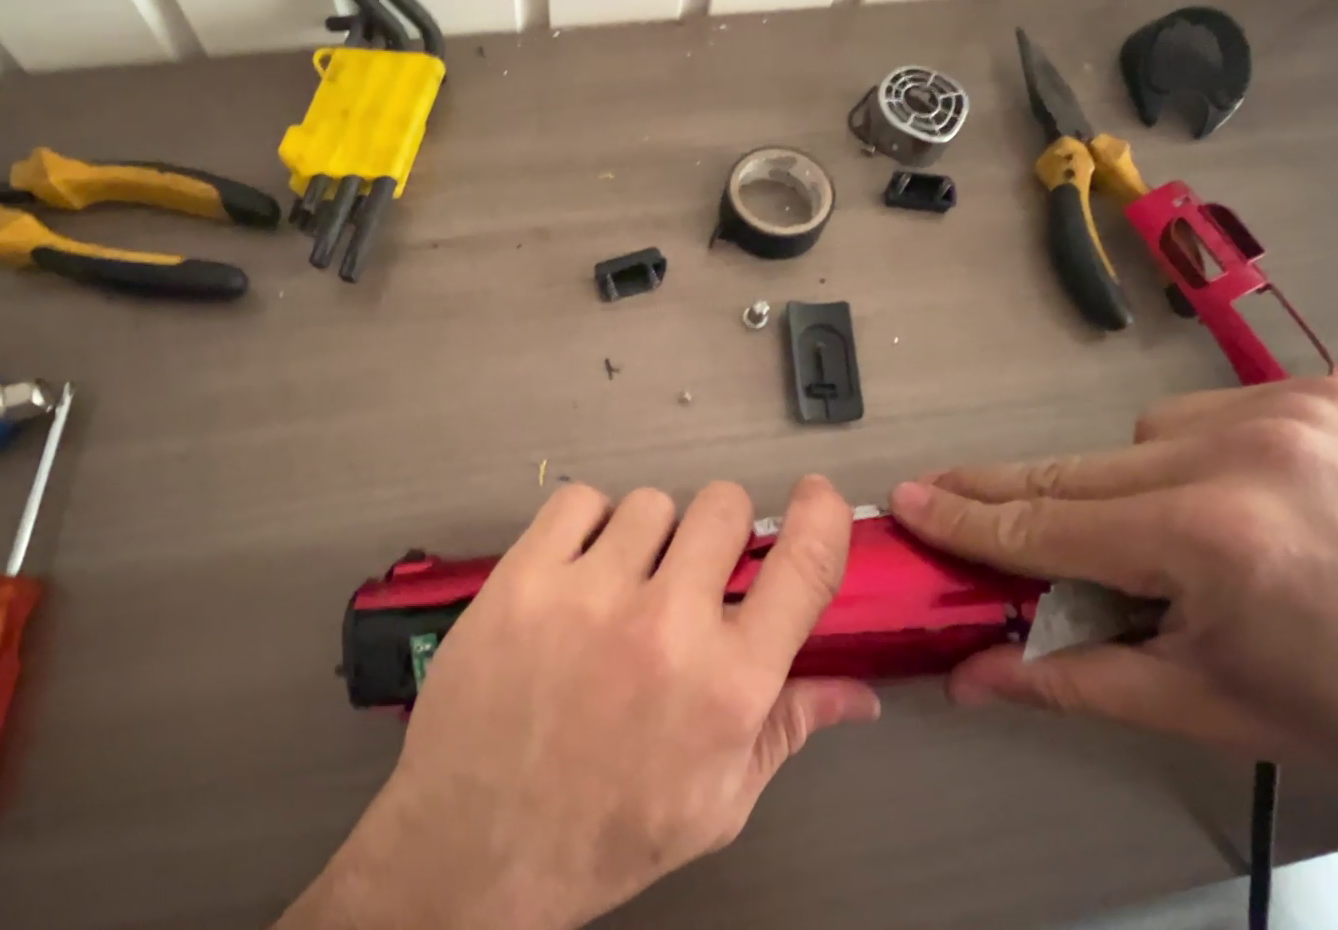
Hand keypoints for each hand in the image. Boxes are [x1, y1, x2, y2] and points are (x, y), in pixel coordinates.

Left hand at [283, 477, 879, 929]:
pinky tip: (579, 566)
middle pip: (724, 508)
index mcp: (729, 683)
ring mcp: (590, 594)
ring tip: (626, 580)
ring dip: (651, 534)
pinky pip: (578, 500)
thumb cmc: (605, 831)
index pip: (803, 567)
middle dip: (722, 529)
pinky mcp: (524, 578)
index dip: (822, 516)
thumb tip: (859, 695)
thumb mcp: (717, 801)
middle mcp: (668, 625)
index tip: (817, 495)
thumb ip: (788, 730)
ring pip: (651, 502)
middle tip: (696, 567)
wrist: (478, 842)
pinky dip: (587, 522)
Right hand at [890, 377, 1337, 817]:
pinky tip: (1213, 499)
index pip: (1046, 525)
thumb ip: (1068, 680)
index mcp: (1211, 538)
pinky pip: (1190, 417)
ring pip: (1128, 440)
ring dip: (1108, 485)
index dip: (964, 517)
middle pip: (1072, 470)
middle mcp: (1238, 454)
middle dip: (1001, 490)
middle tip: (938, 492)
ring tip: (1146, 536)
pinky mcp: (1313, 393)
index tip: (902, 498)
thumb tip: (967, 678)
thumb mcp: (1202, 705)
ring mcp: (1282, 411)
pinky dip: (1172, 457)